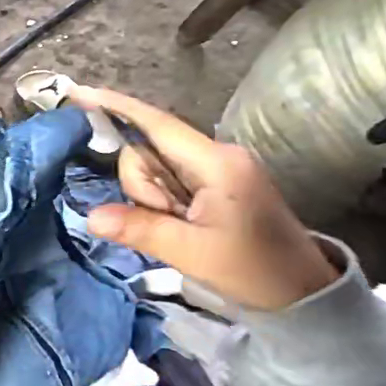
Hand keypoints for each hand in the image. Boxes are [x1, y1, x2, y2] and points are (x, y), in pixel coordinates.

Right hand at [68, 87, 336, 311]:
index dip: (117, 107)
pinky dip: (163, 200)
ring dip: (153, 198)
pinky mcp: (217, 184)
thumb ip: (140, 228)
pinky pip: (172, 180)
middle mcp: (217, 154)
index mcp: (216, 162)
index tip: (81, 92)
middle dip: (143, 187)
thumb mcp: (191, 252)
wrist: (304, 293)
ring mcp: (218, 168)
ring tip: (179, 231)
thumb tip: (91, 216)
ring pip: (158, 168)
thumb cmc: (253, 270)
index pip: (157, 124)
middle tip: (167, 222)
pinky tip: (176, 222)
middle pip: (150, 150)